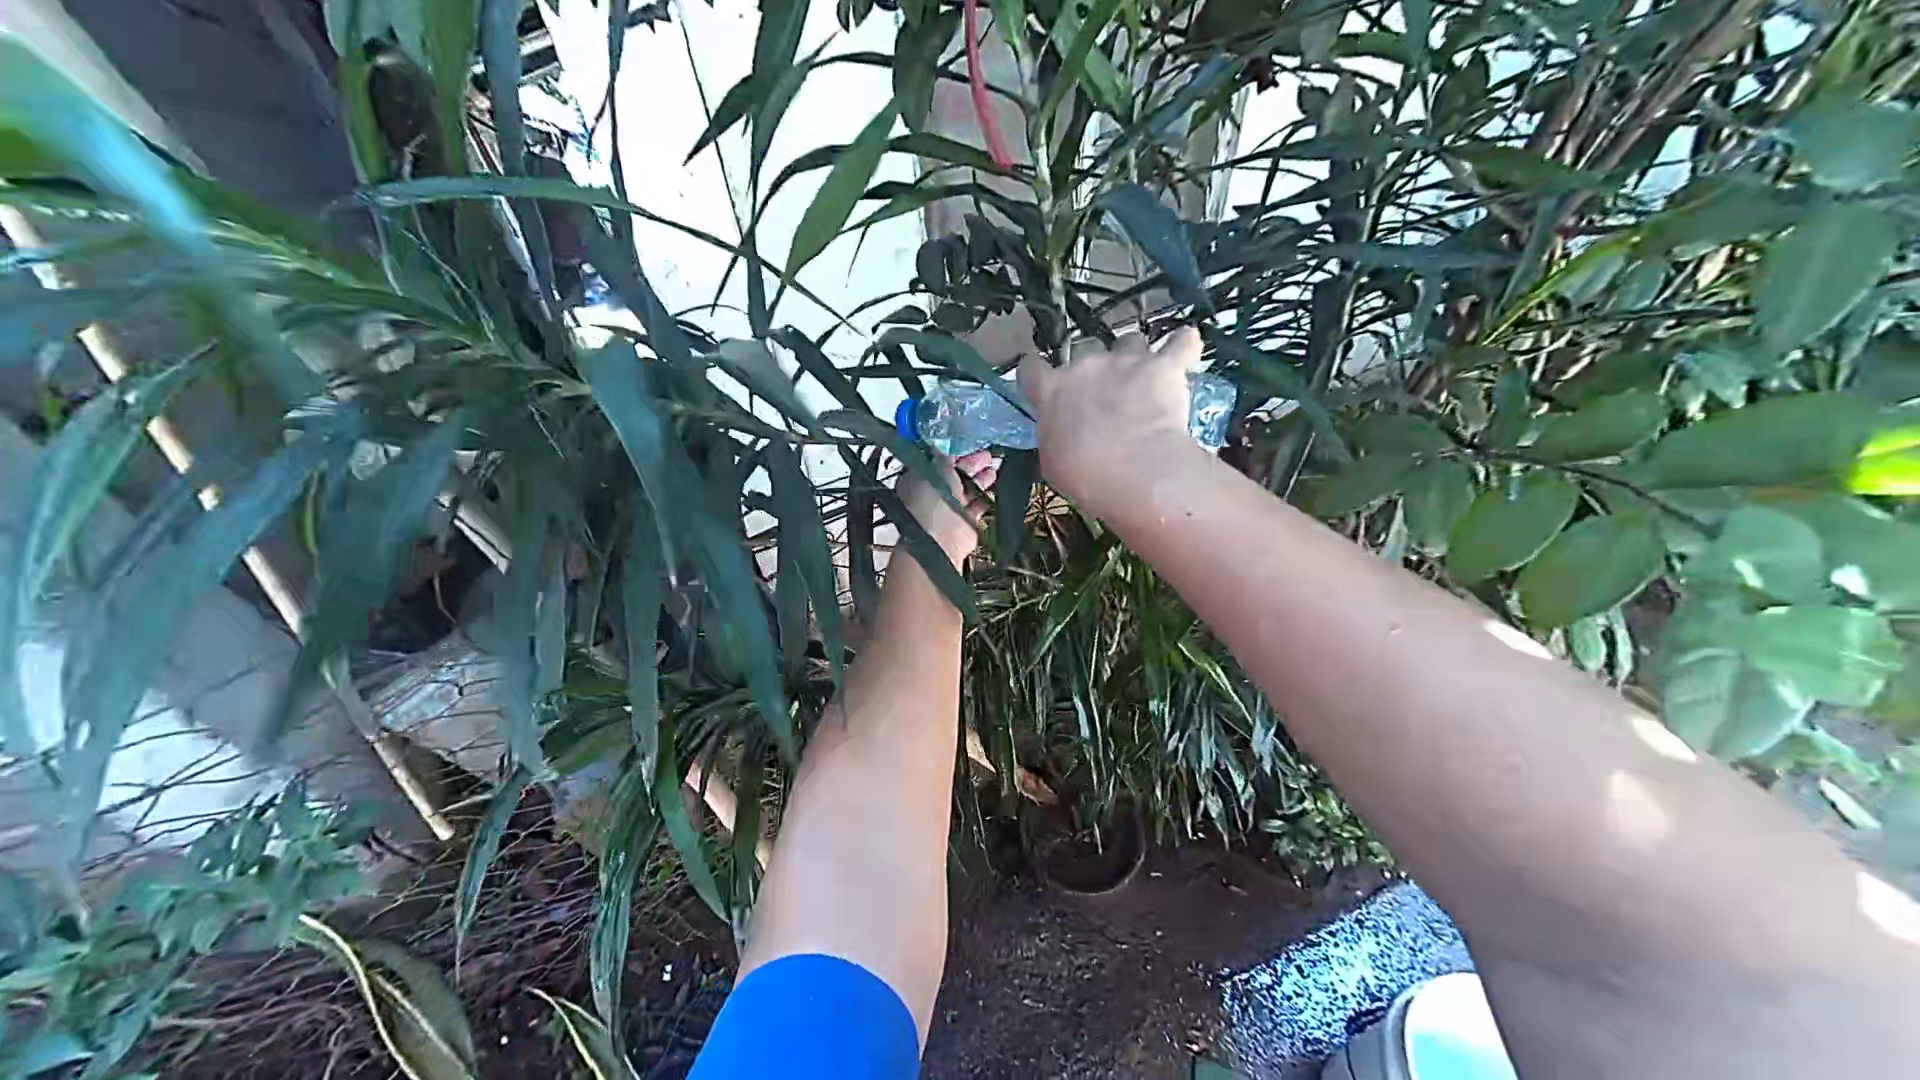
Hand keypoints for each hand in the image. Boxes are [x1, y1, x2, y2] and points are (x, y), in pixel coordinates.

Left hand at [898, 449, 997, 563]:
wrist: (939, 537)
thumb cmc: (932, 500)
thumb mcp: (938, 469)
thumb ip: (943, 459)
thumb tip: (944, 450)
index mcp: (921, 479)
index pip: (940, 463)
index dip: (955, 454)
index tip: (970, 446)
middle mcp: (934, 494)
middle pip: (956, 476)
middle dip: (972, 465)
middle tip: (988, 456)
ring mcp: (949, 509)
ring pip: (967, 491)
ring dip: (981, 481)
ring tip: (994, 470)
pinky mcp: (964, 523)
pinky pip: (976, 507)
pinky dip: (985, 499)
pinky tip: (994, 489)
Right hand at [1017, 328, 1201, 519]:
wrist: (1133, 470)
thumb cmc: (1085, 475)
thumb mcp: (1054, 464)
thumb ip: (1056, 439)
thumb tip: (1063, 437)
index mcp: (1051, 392)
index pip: (1032, 369)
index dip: (1039, 373)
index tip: (1046, 381)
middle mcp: (1084, 366)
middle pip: (1086, 350)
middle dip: (1096, 370)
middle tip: (1106, 398)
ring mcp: (1125, 361)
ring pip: (1130, 341)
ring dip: (1135, 357)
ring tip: (1146, 381)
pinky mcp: (1164, 365)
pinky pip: (1180, 342)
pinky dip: (1183, 347)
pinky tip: (1186, 353)